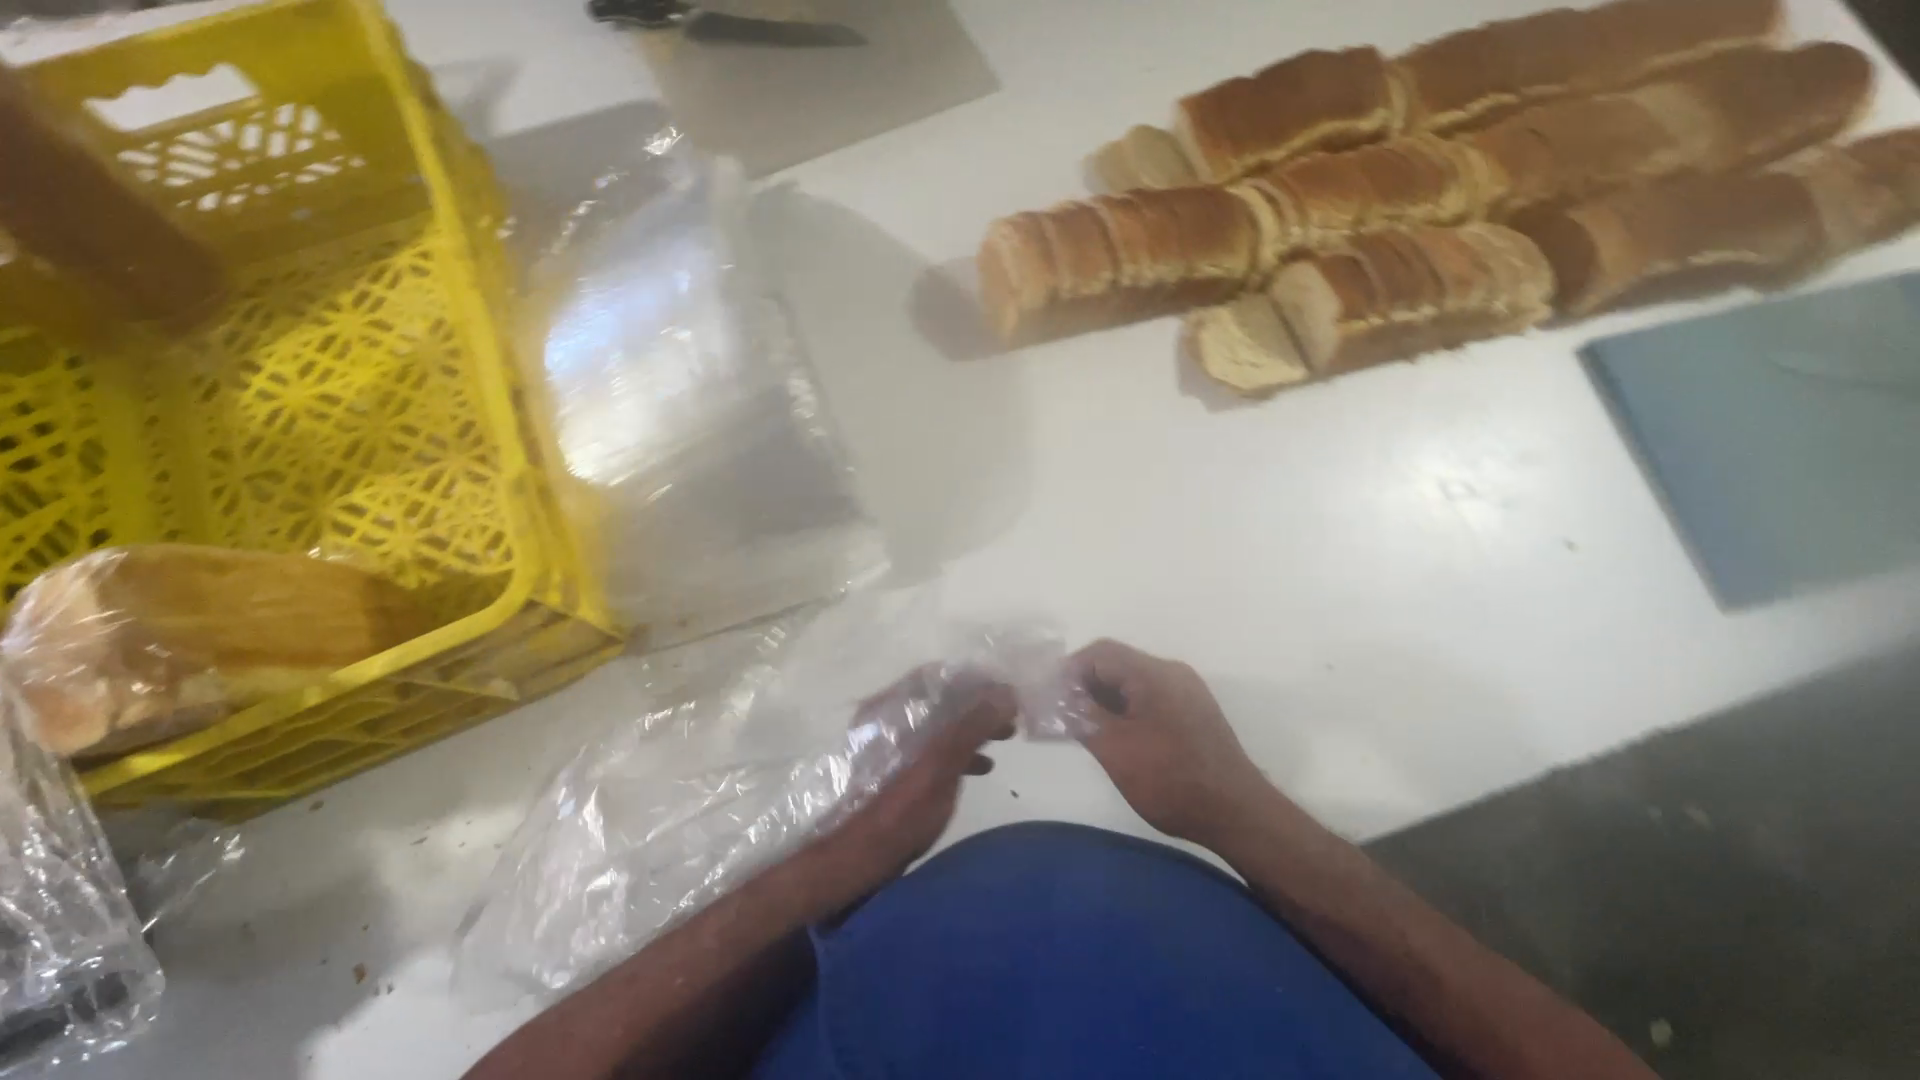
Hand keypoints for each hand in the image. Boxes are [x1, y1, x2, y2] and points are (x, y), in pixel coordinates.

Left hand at [794, 670, 1015, 912]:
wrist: (858, 859)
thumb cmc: (900, 809)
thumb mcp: (942, 764)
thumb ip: (973, 725)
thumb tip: (1007, 693)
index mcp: (892, 707)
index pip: (939, 675)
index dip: (976, 680)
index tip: (1009, 690)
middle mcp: (887, 718)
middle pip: (940, 698)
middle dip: (978, 704)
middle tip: (1012, 716)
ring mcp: (889, 746)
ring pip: (939, 724)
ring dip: (971, 727)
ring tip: (1004, 737)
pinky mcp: (894, 771)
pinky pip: (933, 747)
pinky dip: (957, 750)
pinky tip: (980, 767)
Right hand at [1073, 639, 1271, 848]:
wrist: (1236, 814)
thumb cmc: (1170, 780)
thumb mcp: (1114, 749)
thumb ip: (1080, 716)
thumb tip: (1053, 697)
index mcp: (1154, 673)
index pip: (1098, 653)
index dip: (1067, 672)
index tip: (1047, 701)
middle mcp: (1172, 673)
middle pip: (1115, 665)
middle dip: (1083, 688)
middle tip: (1059, 718)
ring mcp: (1186, 693)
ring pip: (1131, 684)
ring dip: (1103, 702)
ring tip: (1081, 732)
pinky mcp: (1192, 714)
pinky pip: (1148, 700)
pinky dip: (1124, 712)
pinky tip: (1113, 740)